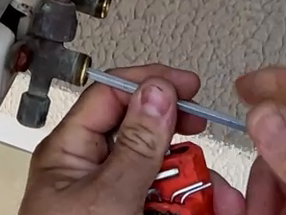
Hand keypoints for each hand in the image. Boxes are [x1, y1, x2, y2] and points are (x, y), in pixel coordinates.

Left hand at [21, 64, 243, 214]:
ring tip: (215, 195)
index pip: (111, 95)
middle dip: (179, 139)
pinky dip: (186, 211)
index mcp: (69, 153)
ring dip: (191, 181)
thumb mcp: (106, 200)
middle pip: (141, 135)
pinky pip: (163, 209)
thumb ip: (136, 146)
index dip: (150, 83)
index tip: (189, 87)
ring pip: (159, 175)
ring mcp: (110, 205)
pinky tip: (205, 210)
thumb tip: (157, 92)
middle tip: (204, 137)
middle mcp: (89, 173)